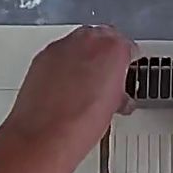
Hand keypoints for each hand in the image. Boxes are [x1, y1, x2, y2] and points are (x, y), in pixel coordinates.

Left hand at [0, 26, 136, 162]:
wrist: (46, 135)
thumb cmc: (80, 123)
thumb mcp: (115, 104)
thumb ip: (119, 86)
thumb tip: (115, 90)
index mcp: (114, 49)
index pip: (128, 46)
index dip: (128, 61)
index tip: (126, 71)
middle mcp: (88, 41)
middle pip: (104, 37)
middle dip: (107, 54)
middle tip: (108, 74)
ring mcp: (63, 47)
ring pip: (81, 42)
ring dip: (85, 56)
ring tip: (86, 81)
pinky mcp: (43, 56)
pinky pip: (60, 53)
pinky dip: (65, 63)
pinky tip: (67, 84)